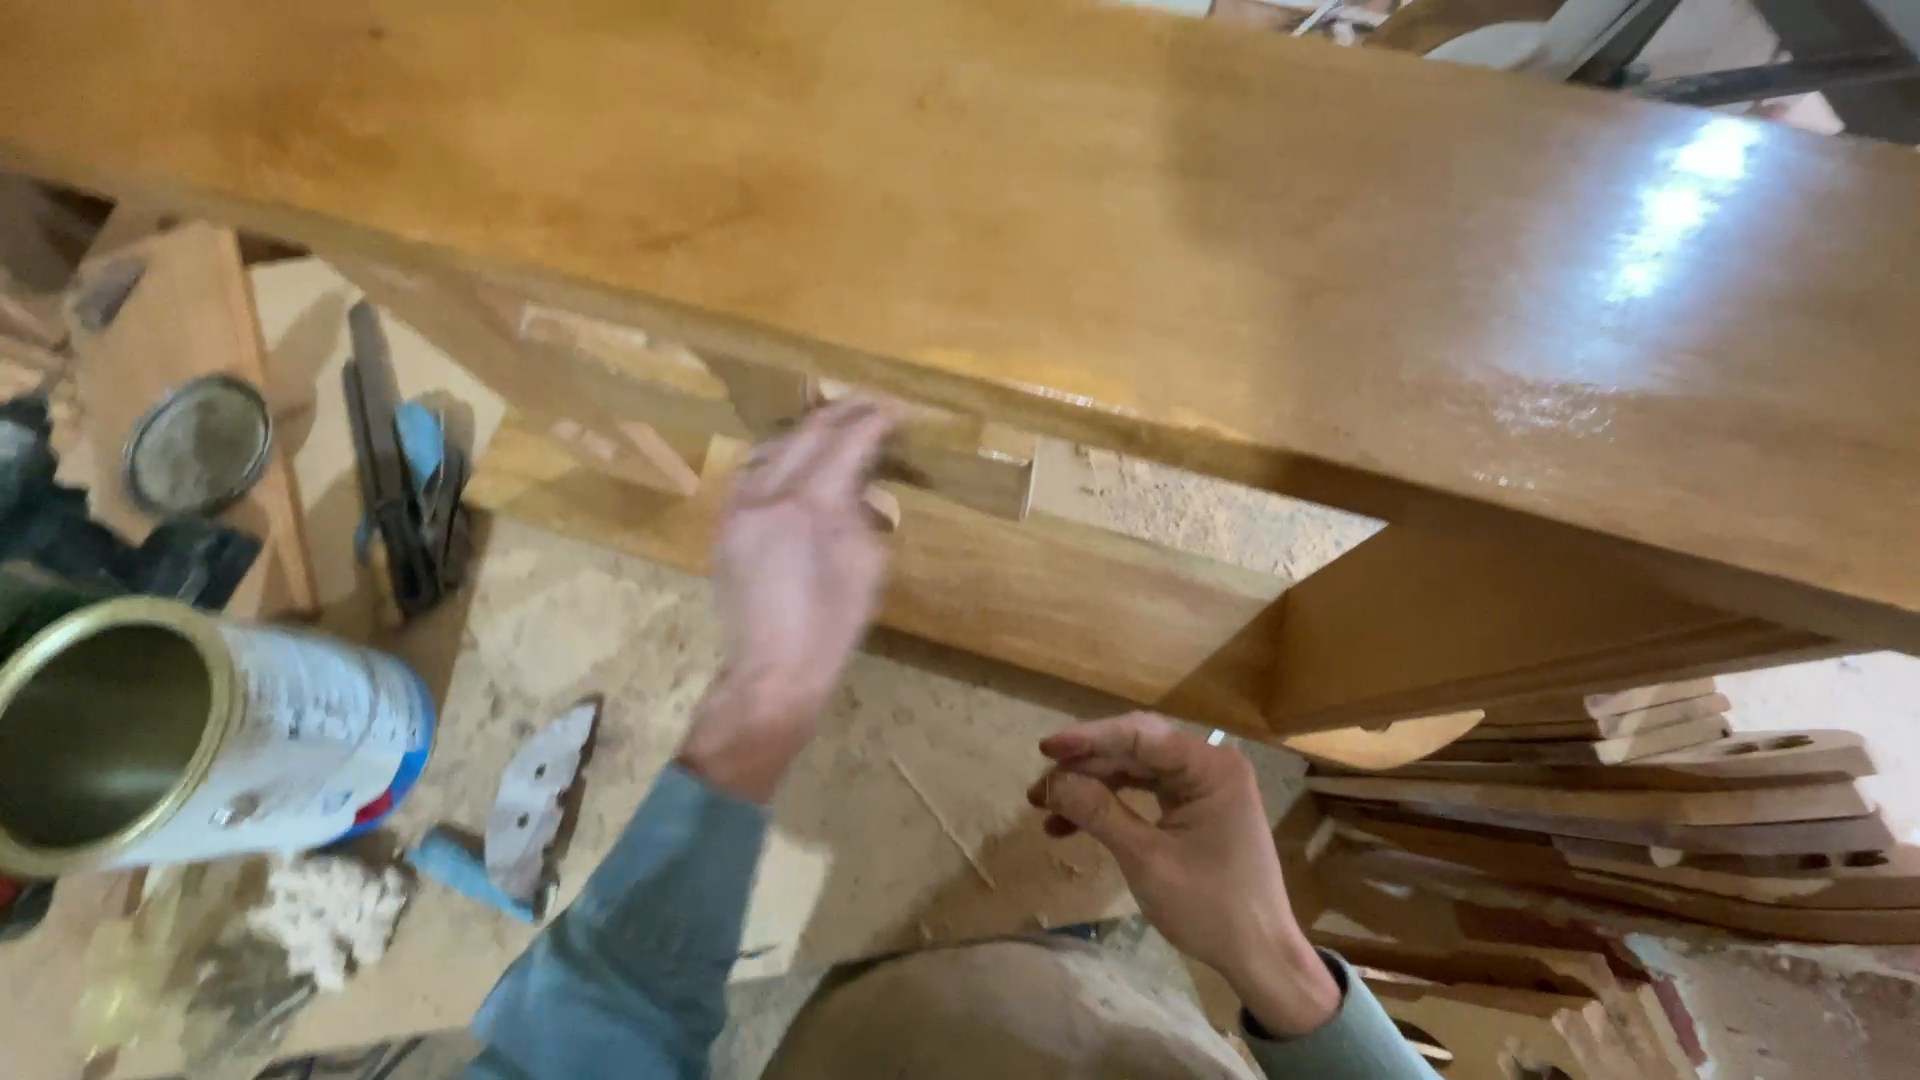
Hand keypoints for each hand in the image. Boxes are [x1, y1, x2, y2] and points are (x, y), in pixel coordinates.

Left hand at [677, 396, 901, 801]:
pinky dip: (781, 457)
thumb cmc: (834, 624)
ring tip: (837, 426)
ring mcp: (739, 506)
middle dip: (845, 412)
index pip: (848, 442)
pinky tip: (797, 463)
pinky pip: (753, 472)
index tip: (899, 410)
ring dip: (810, 430)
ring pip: (774, 445)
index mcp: (812, 506)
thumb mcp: (867, 564)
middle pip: (808, 430)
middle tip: (873, 405)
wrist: (774, 667)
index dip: (877, 420)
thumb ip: (861, 510)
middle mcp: (768, 494)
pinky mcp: (725, 523)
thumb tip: (855, 480)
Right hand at [1027, 713, 1340, 1035]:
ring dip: (1090, 787)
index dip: (1089, 738)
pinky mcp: (1193, 806)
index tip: (1046, 749)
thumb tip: (1050, 783)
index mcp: (1210, 767)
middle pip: (1133, 748)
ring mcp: (1201, 785)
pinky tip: (1070, 825)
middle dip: (1084, 767)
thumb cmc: (1211, 908)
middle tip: (1040, 787)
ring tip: (1046, 807)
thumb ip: (1099, 812)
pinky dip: (1109, 805)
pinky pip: (1142, 792)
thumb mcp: (1147, 860)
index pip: (1139, 734)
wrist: (1261, 958)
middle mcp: (1208, 764)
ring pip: (1132, 769)